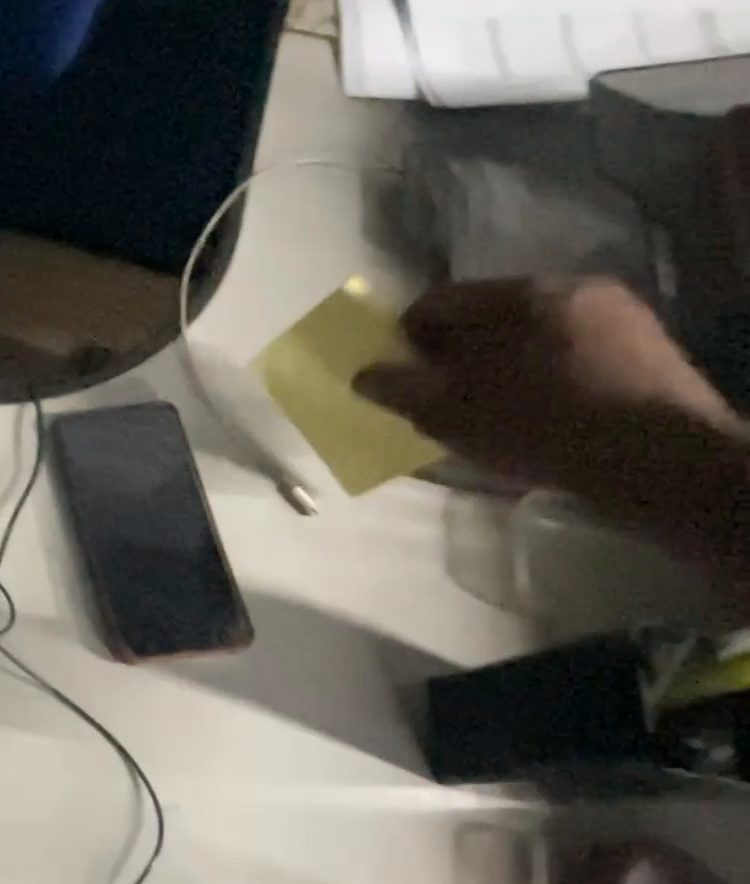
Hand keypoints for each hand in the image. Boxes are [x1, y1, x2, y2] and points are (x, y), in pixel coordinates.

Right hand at [354, 278, 737, 490]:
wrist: (655, 459)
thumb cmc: (536, 425)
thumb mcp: (446, 412)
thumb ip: (397, 387)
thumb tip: (364, 373)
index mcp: (518, 295)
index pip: (436, 301)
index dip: (404, 336)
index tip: (397, 373)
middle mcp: (569, 288)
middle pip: (485, 314)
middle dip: (454, 349)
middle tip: (438, 391)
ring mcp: (616, 313)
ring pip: (528, 331)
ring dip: (497, 361)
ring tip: (484, 404)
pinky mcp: (644, 345)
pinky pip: (567, 348)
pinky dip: (539, 371)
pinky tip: (534, 409)